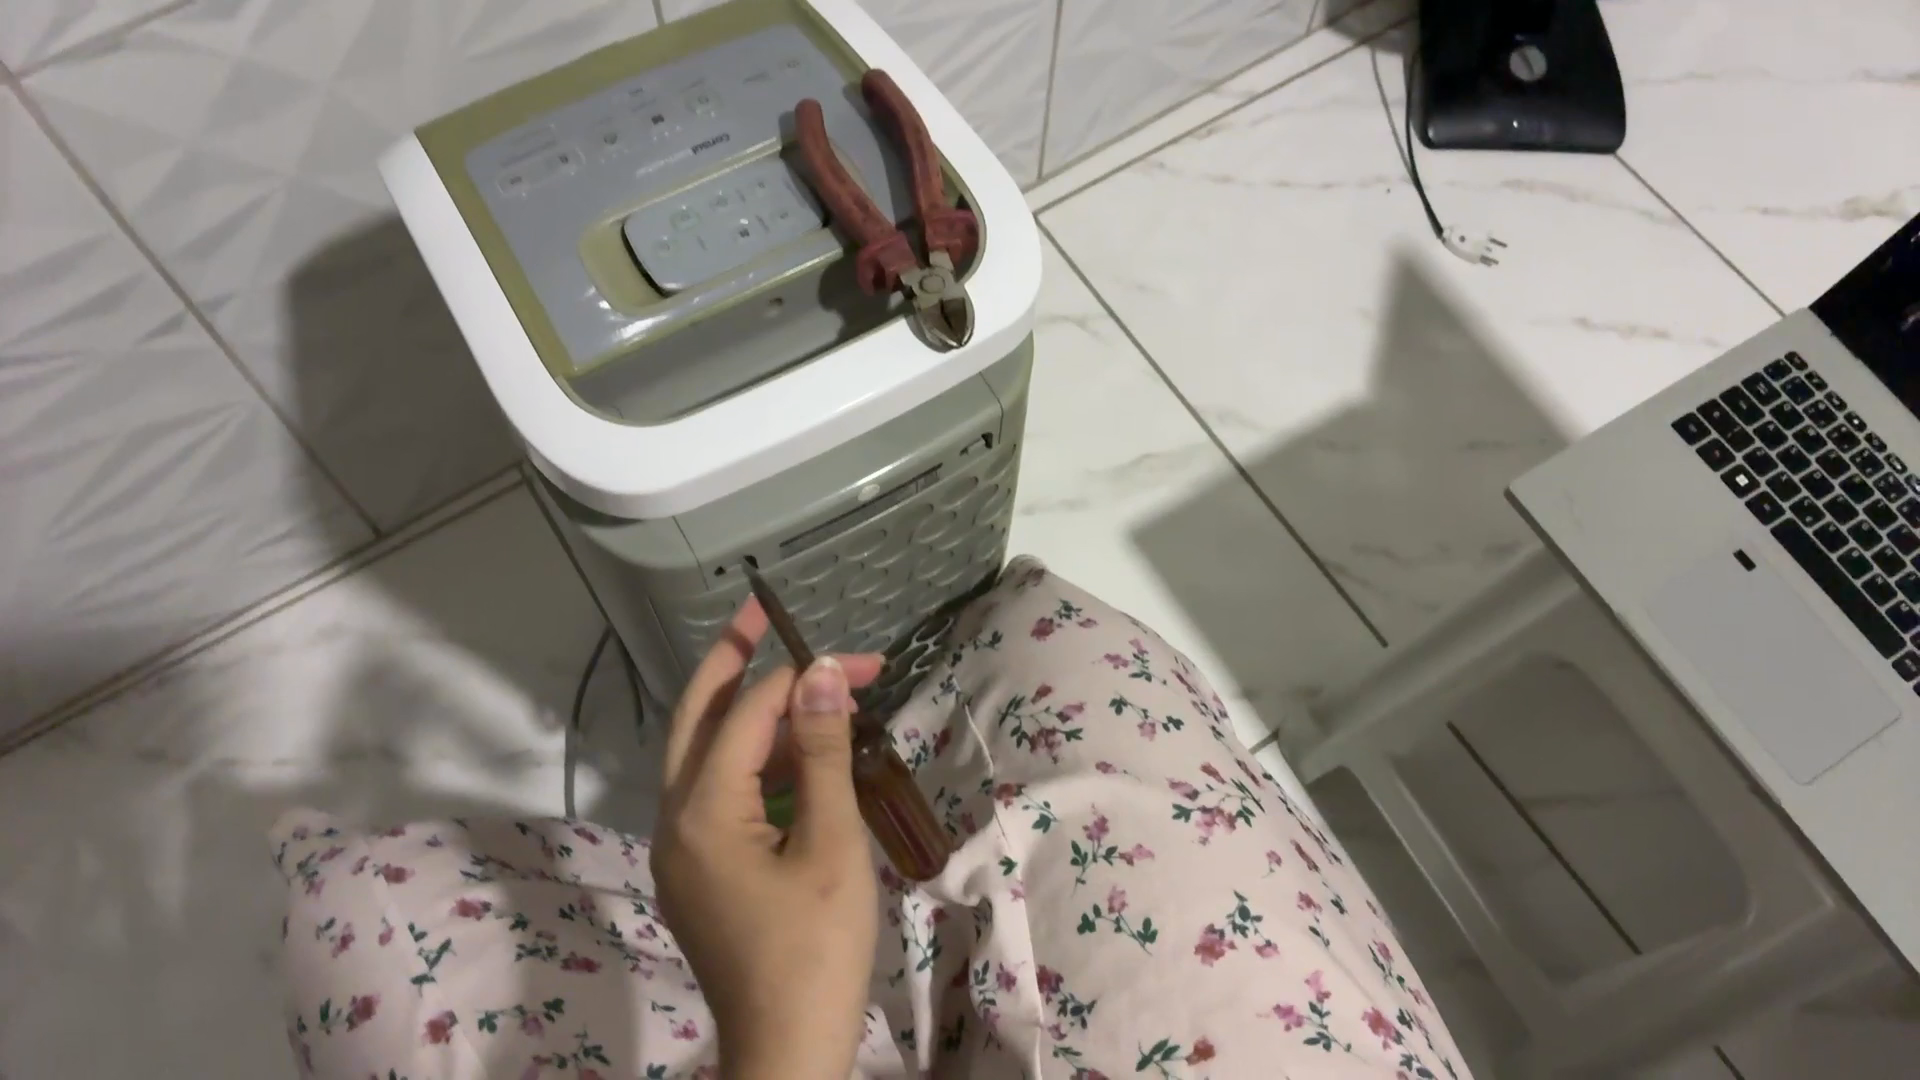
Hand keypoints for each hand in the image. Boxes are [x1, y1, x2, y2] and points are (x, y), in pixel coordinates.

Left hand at [652, 597, 883, 1079]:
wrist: (787, 1052)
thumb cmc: (817, 948)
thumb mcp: (830, 842)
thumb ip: (823, 752)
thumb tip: (822, 673)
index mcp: (701, 811)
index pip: (746, 714)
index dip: (799, 678)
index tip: (858, 662)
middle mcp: (676, 820)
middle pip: (696, 718)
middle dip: (729, 661)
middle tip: (760, 614)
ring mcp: (683, 848)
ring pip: (707, 755)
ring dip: (753, 715)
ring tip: (811, 691)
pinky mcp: (701, 869)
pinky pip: (719, 791)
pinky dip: (755, 759)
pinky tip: (799, 755)